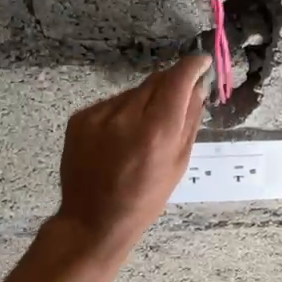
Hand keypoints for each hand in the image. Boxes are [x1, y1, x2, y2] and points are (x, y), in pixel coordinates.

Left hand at [54, 55, 211, 251]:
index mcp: (157, 131)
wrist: (92, 220)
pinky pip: (111, 104)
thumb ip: (189, 120)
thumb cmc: (144, 199)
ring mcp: (99, 115)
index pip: (178, 79)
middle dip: (170, 85)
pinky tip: (119, 138)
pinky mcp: (80, 118)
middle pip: (156, 80)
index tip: (202, 61)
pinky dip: (121, 113)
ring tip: (141, 132)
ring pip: (133, 92)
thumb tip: (198, 87)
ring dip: (144, 101)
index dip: (193, 65)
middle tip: (174, 103)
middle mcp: (127, 116)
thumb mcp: (178, 163)